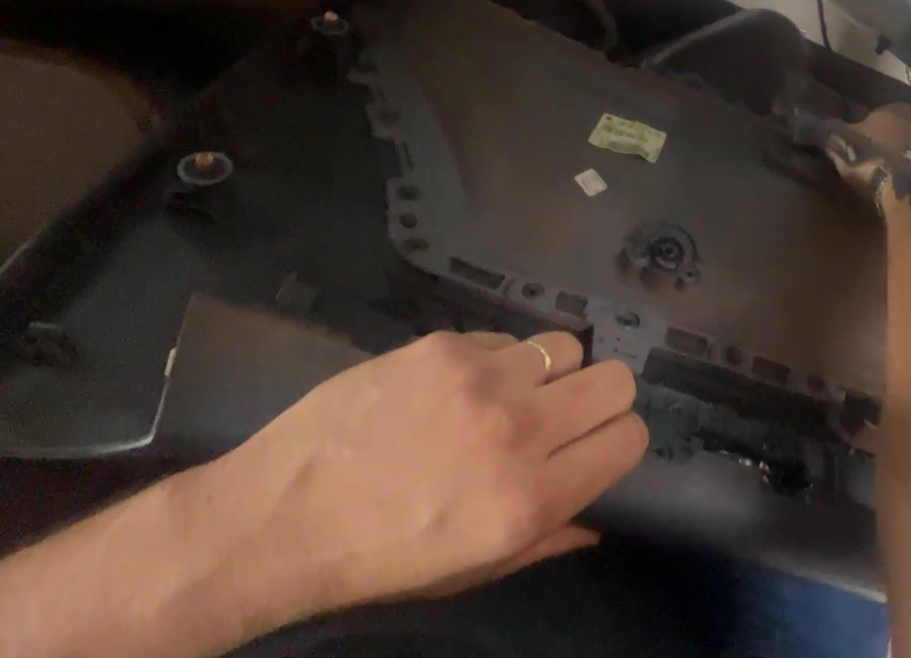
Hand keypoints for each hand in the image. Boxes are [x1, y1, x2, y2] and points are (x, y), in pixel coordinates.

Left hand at [189, 330, 645, 623]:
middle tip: (564, 413)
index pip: (628, 438)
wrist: (281, 516)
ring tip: (508, 394)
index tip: (596, 444)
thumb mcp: (472, 571)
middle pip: (616, 381)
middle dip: (601, 397)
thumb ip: (547, 539)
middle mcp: (519, 431)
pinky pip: (506, 339)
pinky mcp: (445, 346)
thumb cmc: (381, 559)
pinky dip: (496, 360)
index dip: (619, 439)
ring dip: (549, 373)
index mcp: (531, 499)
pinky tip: (456, 386)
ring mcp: (482, 379)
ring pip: (567, 347)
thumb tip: (599, 519)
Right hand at [826, 103, 910, 212]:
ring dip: (906, 161)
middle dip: (888, 146)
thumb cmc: (876, 160)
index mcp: (895, 108)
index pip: (876, 117)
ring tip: (893, 183)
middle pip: (899, 132)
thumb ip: (831, 133)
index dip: (865, 135)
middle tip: (874, 168)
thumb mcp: (843, 144)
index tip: (857, 153)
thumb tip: (813, 124)